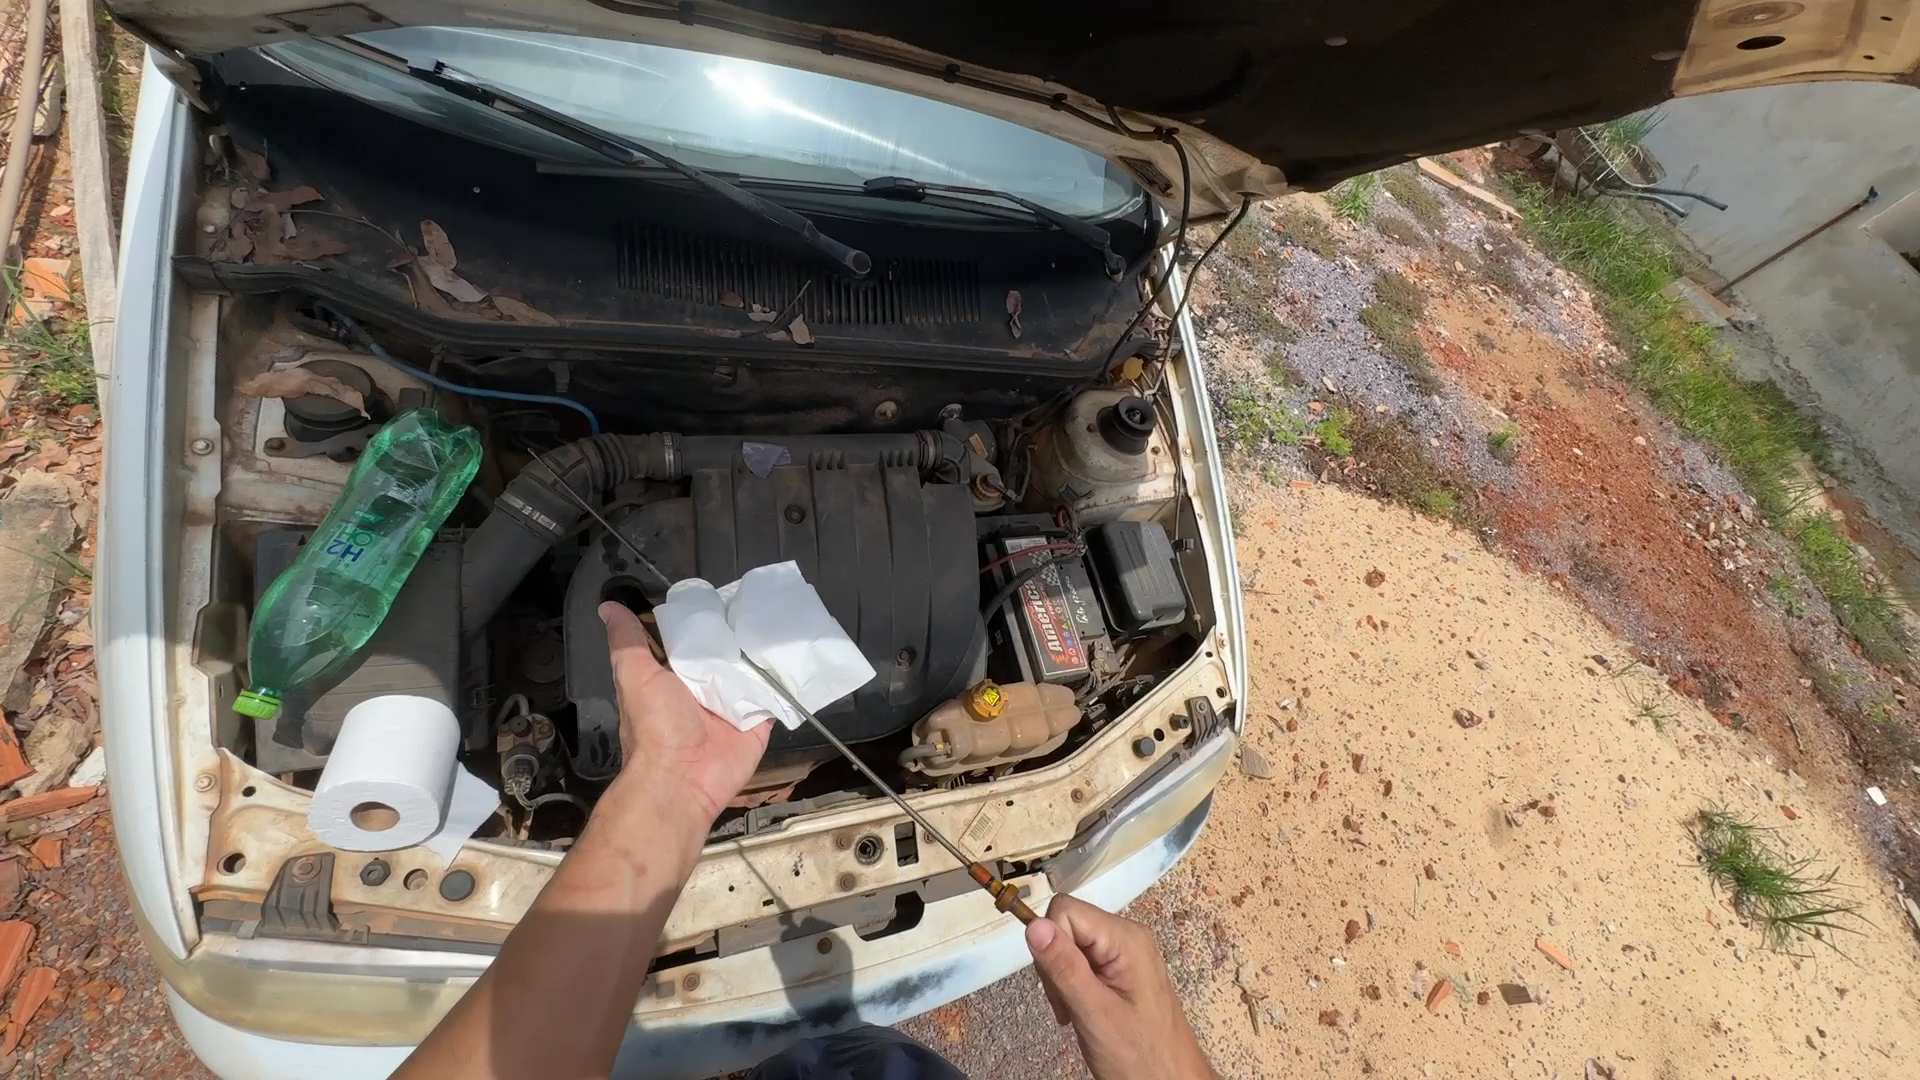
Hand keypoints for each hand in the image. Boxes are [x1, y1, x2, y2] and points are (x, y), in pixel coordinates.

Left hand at [600, 601, 770, 821]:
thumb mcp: (636, 676)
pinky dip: (788, 678)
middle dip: (744, 633)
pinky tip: (803, 654)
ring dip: (769, 651)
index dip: (708, 618)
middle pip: (730, 653)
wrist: (683, 779)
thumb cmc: (656, 727)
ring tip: (790, 622)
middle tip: (767, 601)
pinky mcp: (760, 720)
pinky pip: (777, 695)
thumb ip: (628, 642)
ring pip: (756, 670)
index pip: (695, 640)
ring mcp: (736, 705)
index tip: (727, 591)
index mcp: (678, 677)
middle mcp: (707, 689)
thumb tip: (608, 605)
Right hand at [1025, 894, 1212, 1079]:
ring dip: (1063, 978)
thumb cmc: (1144, 1060)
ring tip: (1078, 1012)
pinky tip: (1083, 1009)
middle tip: (1067, 1004)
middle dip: (1056, 964)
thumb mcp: (1096, 1015)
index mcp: (1125, 938)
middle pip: (1067, 925)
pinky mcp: (1120, 967)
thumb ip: (1064, 968)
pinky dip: (1074, 984)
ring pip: (1071, 943)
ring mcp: (1124, 951)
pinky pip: (1082, 959)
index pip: (1066, 910)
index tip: (1058, 983)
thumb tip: (1035, 925)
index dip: (1052, 943)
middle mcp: (1126, 936)